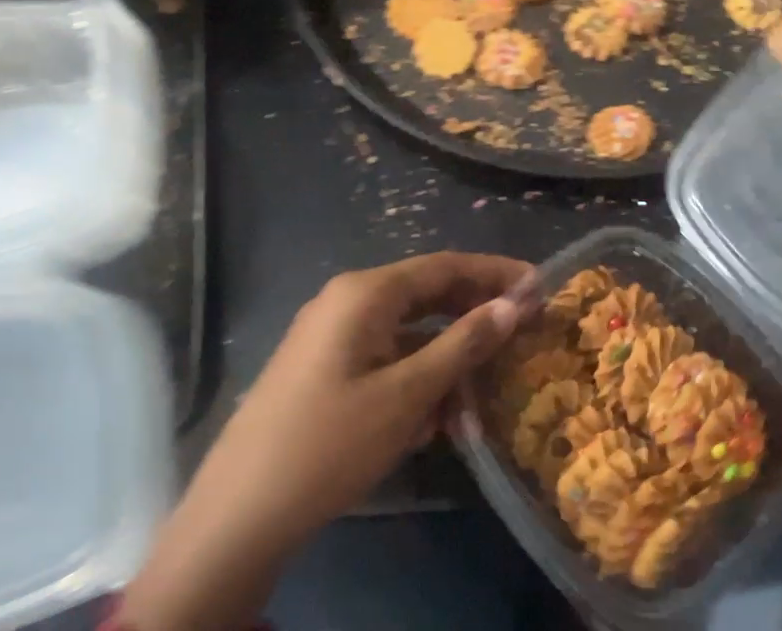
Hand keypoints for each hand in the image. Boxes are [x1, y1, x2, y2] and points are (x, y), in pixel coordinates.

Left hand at [119, 252, 529, 630]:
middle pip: (428, 294)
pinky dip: (418, 377)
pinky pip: (386, 359)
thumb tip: (515, 304)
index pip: (446, 266)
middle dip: (475, 314)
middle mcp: (346, 302)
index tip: (541, 287)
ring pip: (409, 332)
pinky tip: (438, 418)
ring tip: (484, 389)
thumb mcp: (409, 394)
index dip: (497, 273)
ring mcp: (330, 337)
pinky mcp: (324, 371)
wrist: (239, 515)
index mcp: (365, 293)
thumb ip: (465, 343)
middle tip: (523, 331)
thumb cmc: (331, 443)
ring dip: (449, 356)